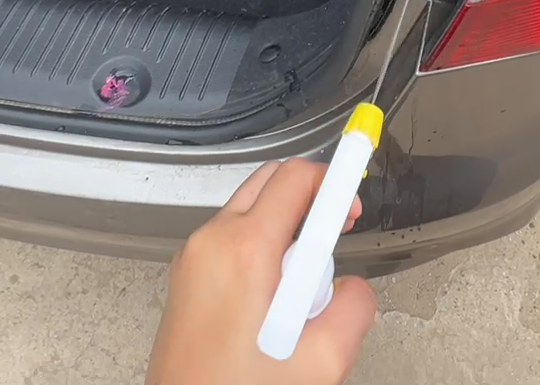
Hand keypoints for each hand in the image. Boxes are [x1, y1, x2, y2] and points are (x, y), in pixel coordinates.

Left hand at [146, 159, 376, 384]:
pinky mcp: (185, 274)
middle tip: (334, 236)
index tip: (353, 202)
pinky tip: (272, 295)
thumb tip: (353, 283)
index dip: (335, 183)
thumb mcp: (323, 361)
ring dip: (286, 222)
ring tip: (302, 282)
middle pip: (272, 179)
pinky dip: (260, 243)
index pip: (297, 177)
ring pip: (251, 204)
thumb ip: (354, 305)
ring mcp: (193, 255)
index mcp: (245, 249)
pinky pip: (231, 233)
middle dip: (311, 196)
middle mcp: (213, 240)